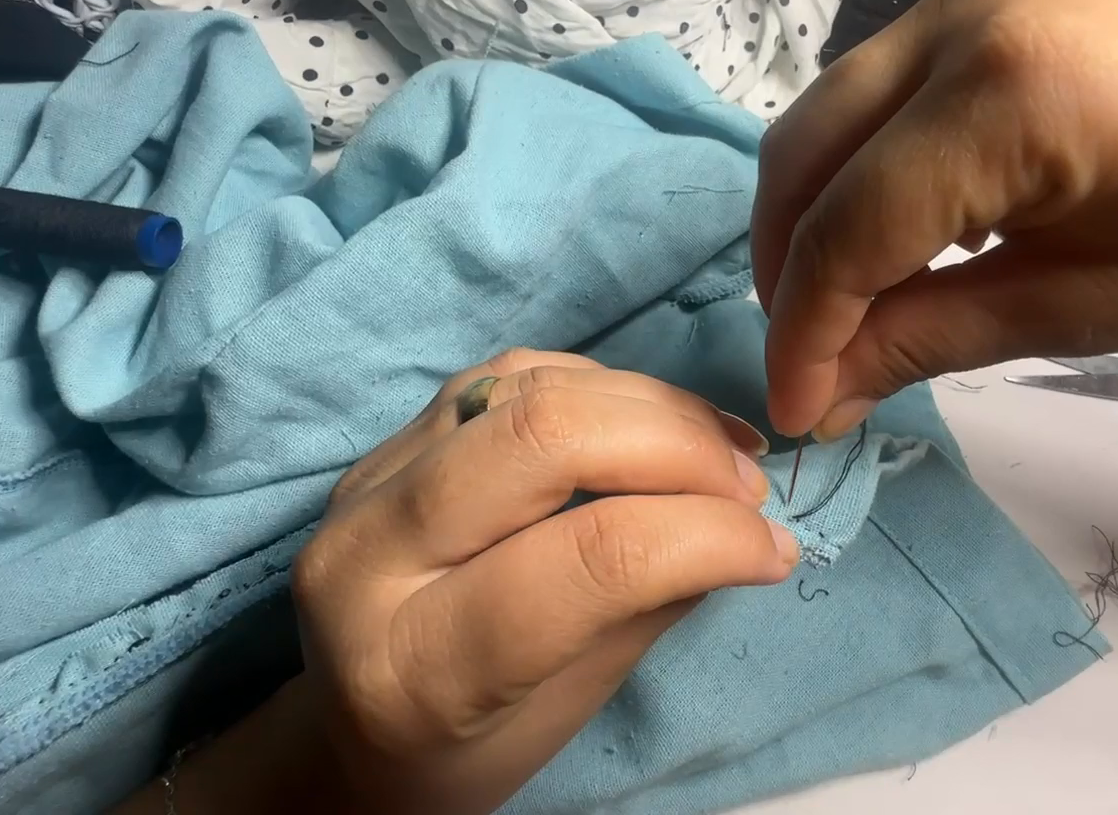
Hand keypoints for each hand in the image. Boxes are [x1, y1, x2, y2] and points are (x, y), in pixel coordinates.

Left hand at [290, 351, 795, 814]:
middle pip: (546, 438)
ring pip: (531, 386)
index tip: (772, 543)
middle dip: (677, 445)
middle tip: (745, 484)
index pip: (588, 561)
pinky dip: (600, 385)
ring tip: (717, 446)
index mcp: (416, 665)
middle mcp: (372, 551)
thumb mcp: (564, 711)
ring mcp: (373, 476)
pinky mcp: (392, 436)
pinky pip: (512, 372)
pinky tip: (649, 418)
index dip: (703, 535)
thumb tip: (743, 525)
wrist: (346, 721)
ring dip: (651, 404)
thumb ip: (648, 605)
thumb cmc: (463, 745)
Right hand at [754, 0, 1117, 438]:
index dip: (805, 329)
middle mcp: (973, 5)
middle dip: (788, 264)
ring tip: (845, 296)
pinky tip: (901, 222)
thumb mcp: (1079, 311)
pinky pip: (882, 87)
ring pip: (831, 112)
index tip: (791, 408)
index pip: (852, 224)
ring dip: (818, 211)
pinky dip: (866, 164)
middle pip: (809, 150)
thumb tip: (813, 399)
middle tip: (806, 353)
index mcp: (1016, 87)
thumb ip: (920, 342)